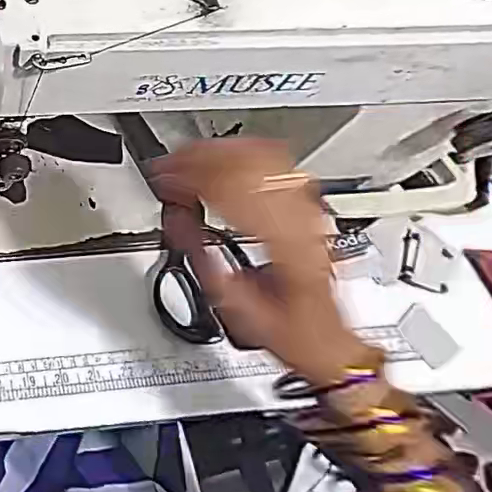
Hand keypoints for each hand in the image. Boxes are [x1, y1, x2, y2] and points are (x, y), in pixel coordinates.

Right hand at [152, 140, 371, 380]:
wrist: (327, 339)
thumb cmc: (288, 329)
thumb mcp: (232, 305)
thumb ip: (200, 258)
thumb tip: (175, 218)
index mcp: (283, 243)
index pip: (230, 190)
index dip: (190, 178)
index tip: (165, 179)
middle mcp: (300, 219)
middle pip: (244, 165)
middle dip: (198, 159)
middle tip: (170, 165)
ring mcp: (308, 209)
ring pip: (261, 157)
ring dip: (219, 152)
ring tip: (191, 157)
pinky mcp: (308, 205)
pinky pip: (277, 163)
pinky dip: (244, 153)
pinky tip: (227, 155)